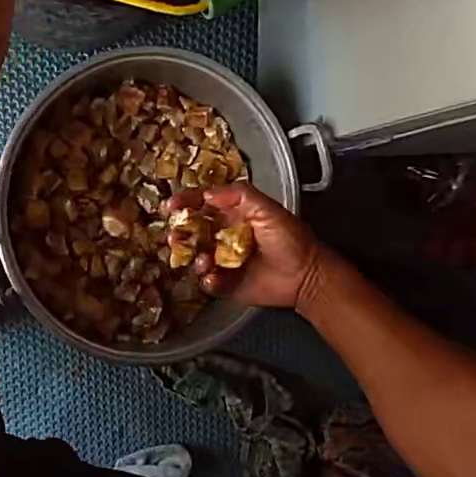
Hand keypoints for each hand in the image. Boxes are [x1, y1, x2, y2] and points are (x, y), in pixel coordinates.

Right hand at [168, 183, 329, 310]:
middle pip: (188, 232)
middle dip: (178, 234)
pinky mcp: (222, 282)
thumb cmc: (290, 240)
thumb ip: (240, 195)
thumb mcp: (268, 209)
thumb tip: (206, 193)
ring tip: (204, 262)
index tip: (170, 205)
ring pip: (192, 257)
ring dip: (192, 258)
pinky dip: (206, 279)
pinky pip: (204, 280)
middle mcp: (220, 237)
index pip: (201, 205)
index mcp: (230, 216)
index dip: (184, 202)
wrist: (305, 276)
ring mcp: (219, 260)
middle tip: (175, 237)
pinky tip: (215, 277)